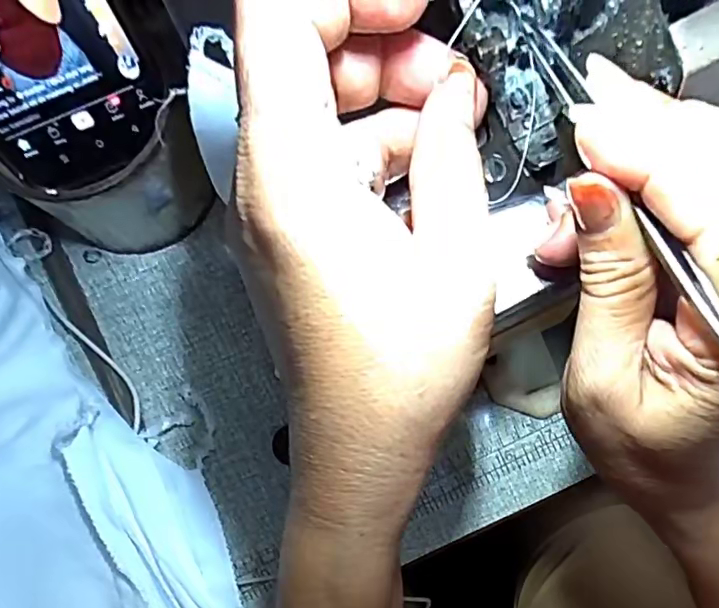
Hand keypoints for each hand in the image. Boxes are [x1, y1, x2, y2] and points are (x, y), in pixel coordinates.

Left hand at [233, 0, 492, 539]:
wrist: (360, 452)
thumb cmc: (398, 383)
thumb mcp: (455, 259)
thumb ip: (452, 156)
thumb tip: (452, 97)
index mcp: (292, 179)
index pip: (280, 15)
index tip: (413, 5)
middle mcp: (263, 189)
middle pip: (293, 55)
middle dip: (375, 43)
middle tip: (447, 73)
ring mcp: (271, 217)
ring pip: (310, 110)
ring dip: (378, 97)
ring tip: (448, 121)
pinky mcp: (289, 242)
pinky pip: (320, 162)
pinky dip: (368, 146)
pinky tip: (421, 167)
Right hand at [544, 59, 718, 524]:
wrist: (686, 472)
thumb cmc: (640, 448)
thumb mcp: (599, 380)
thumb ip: (607, 284)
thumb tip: (593, 189)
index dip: (654, 156)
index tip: (589, 130)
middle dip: (661, 129)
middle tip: (589, 124)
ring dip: (674, 135)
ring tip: (606, 146)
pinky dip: (684, 158)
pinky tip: (635, 170)